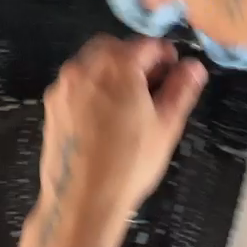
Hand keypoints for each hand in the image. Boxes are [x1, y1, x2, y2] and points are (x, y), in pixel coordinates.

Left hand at [39, 35, 207, 237]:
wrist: (82, 202)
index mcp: (117, 64)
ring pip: (93, 63)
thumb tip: (194, 67)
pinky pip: (78, 83)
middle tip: (154, 84)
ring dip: (114, 71)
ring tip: (131, 101)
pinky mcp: (52, 106)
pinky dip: (95, 87)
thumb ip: (182, 88)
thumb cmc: (130, 162)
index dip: (167, 56)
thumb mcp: (167, 124)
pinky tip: (107, 116)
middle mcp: (86, 67)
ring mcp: (64, 86)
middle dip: (137, 59)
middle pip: (115, 47)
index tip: (176, 72)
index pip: (148, 45)